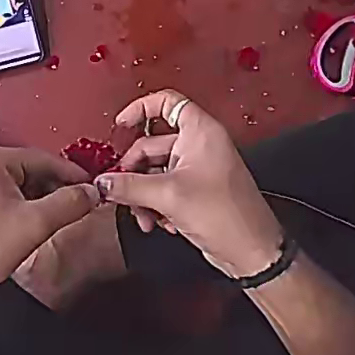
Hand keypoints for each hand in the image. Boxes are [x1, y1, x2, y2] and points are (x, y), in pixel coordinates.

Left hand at [0, 147, 99, 310]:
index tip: (90, 186)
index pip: (44, 158)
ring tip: (63, 216)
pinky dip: (31, 209)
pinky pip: (13, 198)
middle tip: (80, 203)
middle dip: (58, 189)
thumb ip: (70, 202)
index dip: (72, 174)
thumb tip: (90, 192)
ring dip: (46, 200)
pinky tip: (41, 225)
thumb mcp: (37, 223)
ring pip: (25, 186)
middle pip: (35, 171)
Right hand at [94, 89, 284, 277]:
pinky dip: (156, 204)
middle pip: (151, 144)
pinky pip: (164, 188)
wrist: (251, 251)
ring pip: (154, 171)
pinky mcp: (196, 190)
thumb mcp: (169, 196)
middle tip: (121, 192)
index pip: (166, 102)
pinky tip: (160, 223)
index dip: (140, 109)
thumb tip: (104, 182)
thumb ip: (130, 186)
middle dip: (134, 172)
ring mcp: (197, 168)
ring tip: (144, 216)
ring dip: (143, 194)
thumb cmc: (227, 215)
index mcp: (200, 131)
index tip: (120, 124)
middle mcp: (199, 145)